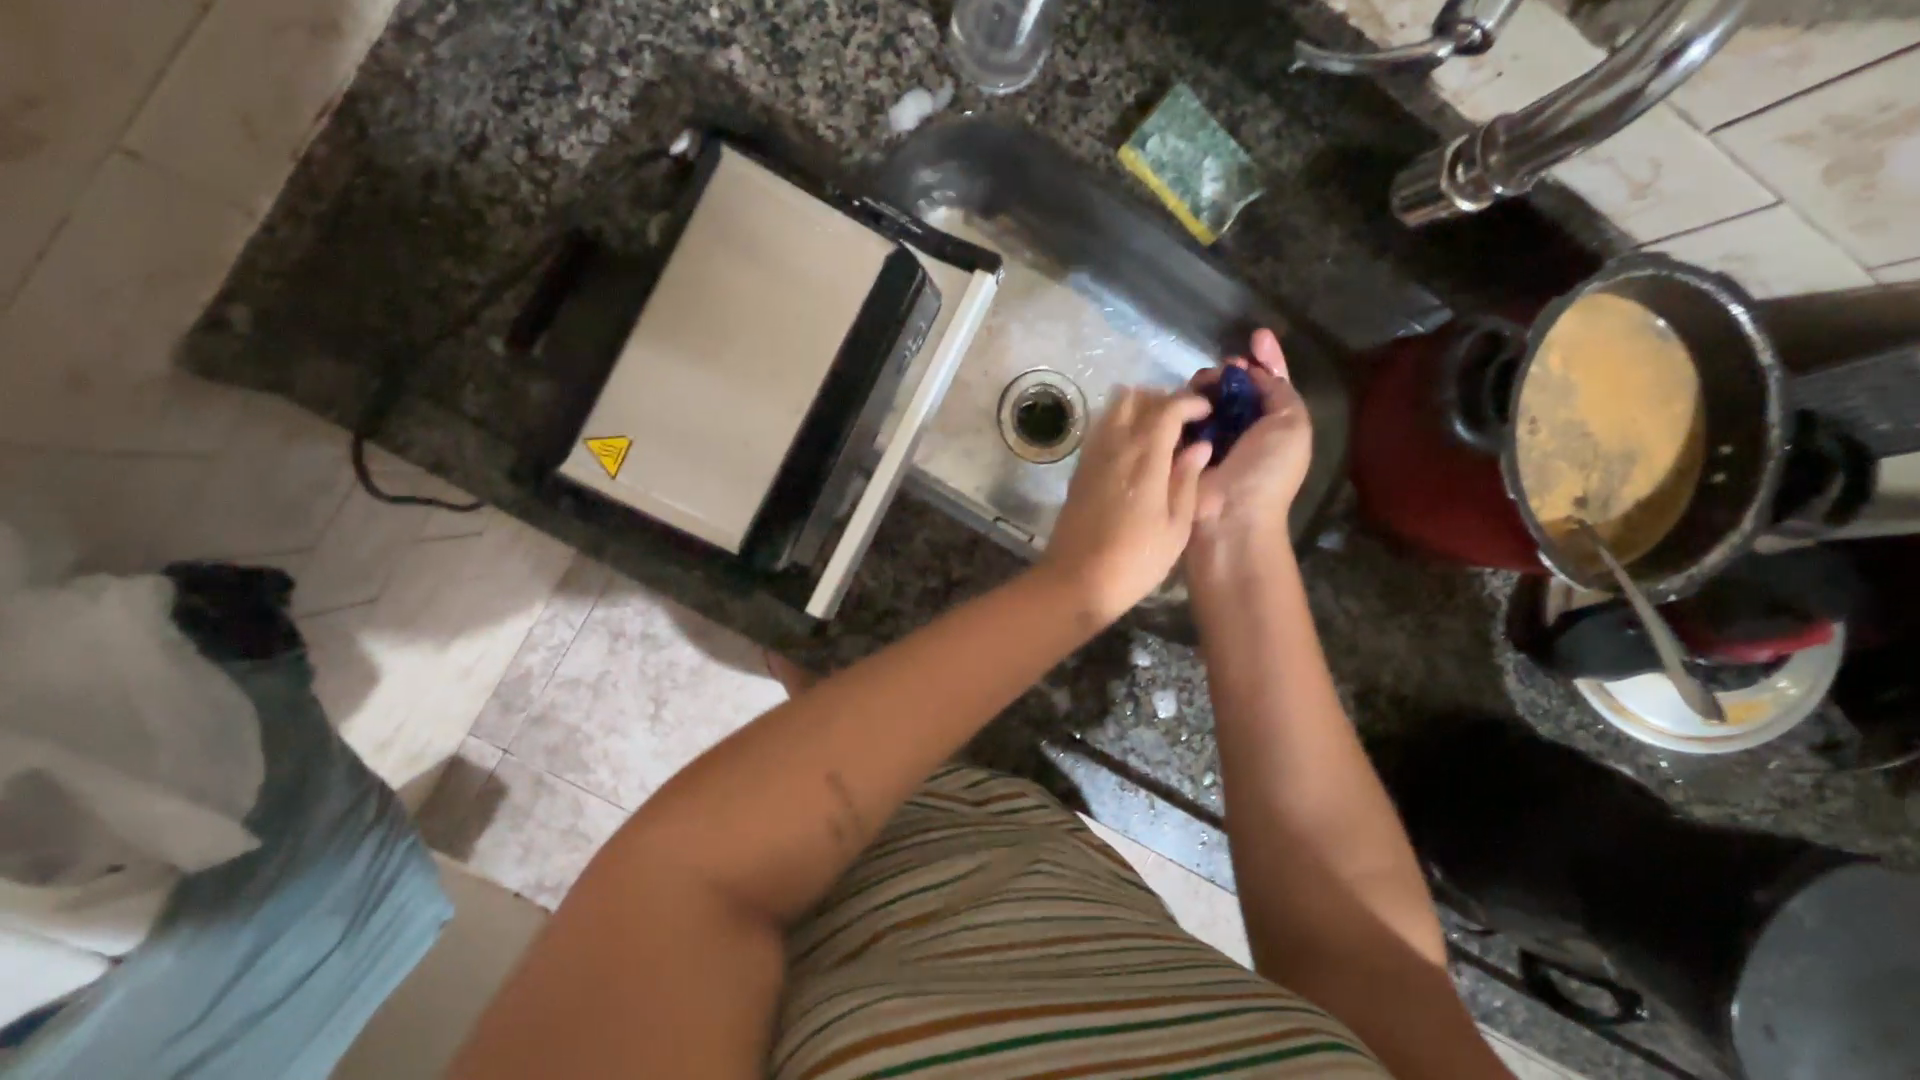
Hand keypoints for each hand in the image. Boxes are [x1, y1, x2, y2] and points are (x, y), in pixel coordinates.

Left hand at [1040, 386, 1213, 623]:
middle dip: (1163, 399)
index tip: (1208, 411)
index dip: (1190, 402)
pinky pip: (1100, 429)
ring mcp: (1092, 455)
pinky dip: (1119, 424)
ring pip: (1113, 408)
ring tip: (1160, 431)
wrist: (1077, 581)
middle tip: (1184, 420)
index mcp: (1145, 456)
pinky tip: (1134, 450)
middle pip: (1136, 398)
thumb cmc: (1136, 560)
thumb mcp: (1176, 527)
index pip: (1168, 407)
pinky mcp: (1079, 469)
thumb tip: (1201, 446)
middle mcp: (1115, 445)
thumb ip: (1188, 480)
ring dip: (1138, 408)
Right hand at [1190, 328, 1312, 548]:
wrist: (1230, 518)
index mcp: (1273, 425)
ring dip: (1202, 386)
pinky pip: (1178, 417)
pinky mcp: (1180, 449)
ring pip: (1203, 399)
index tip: (1254, 336)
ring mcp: (1209, 440)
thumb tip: (1255, 370)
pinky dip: (1179, 405)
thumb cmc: (1267, 473)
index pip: (1268, 383)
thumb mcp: (1292, 424)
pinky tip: (1178, 399)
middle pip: (1232, 387)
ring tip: (1198, 388)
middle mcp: (1242, 430)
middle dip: (1228, 371)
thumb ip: (1280, 391)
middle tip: (1220, 370)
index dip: (1264, 357)